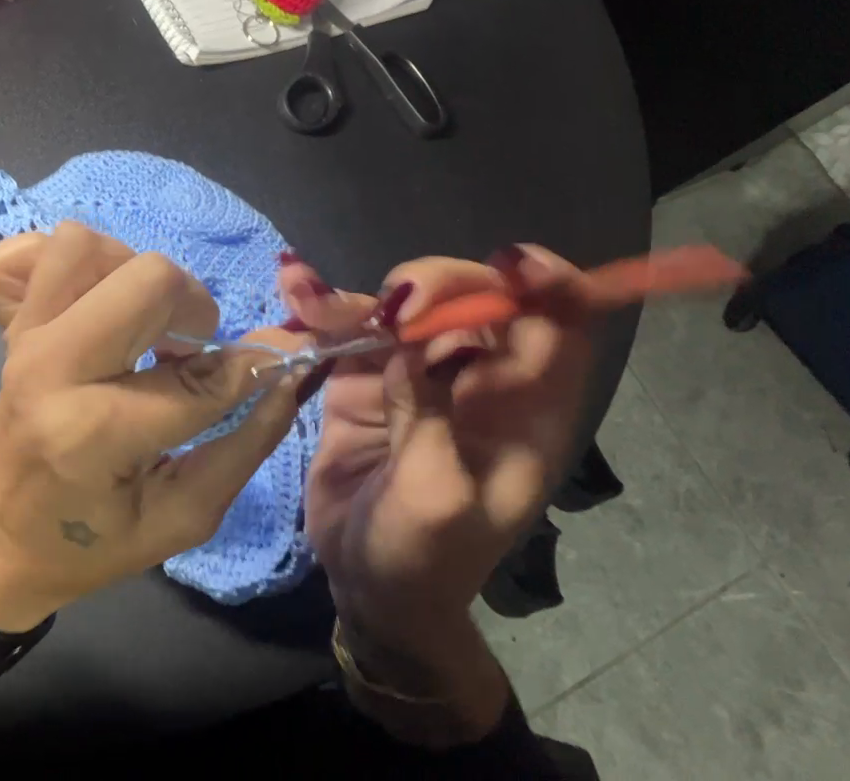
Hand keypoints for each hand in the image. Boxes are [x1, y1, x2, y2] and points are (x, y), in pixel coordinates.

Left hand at [0, 224, 310, 631]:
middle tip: (195, 347)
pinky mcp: (13, 324)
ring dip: (136, 275)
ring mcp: (24, 337)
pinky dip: (82, 262)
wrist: (1, 540)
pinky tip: (102, 302)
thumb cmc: (94, 544)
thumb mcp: (183, 517)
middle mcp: (51, 367)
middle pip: (145, 277)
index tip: (279, 362)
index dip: (252, 367)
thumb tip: (288, 365)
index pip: (197, 376)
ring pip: (87, 246)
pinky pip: (39, 250)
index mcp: (91, 432)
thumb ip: (245, 440)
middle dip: (192, 306)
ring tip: (149, 324)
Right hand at [280, 246, 593, 653]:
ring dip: (358, 296)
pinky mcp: (364, 378)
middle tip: (391, 310)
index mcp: (524, 411)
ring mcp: (417, 374)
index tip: (512, 264)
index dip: (547, 286)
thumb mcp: (435, 500)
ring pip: (404, 305)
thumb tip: (407, 347)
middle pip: (474, 299)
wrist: (367, 586)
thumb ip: (427, 420)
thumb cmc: (423, 557)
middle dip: (436, 287)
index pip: (556, 328)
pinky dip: (321, 308)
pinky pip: (348, 330)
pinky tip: (292, 287)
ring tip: (305, 295)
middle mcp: (477, 381)